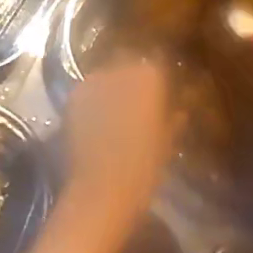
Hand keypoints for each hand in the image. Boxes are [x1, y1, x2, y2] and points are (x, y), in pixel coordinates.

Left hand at [62, 54, 172, 213]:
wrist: (100, 190)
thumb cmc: (143, 168)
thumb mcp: (167, 143)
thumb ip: (173, 119)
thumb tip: (179, 110)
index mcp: (150, 76)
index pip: (157, 62)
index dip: (158, 78)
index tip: (161, 91)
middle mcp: (121, 68)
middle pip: (129, 63)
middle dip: (132, 78)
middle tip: (137, 101)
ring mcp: (94, 79)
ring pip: (106, 76)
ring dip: (111, 87)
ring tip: (114, 110)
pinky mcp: (74, 94)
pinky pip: (87, 90)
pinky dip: (92, 99)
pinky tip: (95, 119)